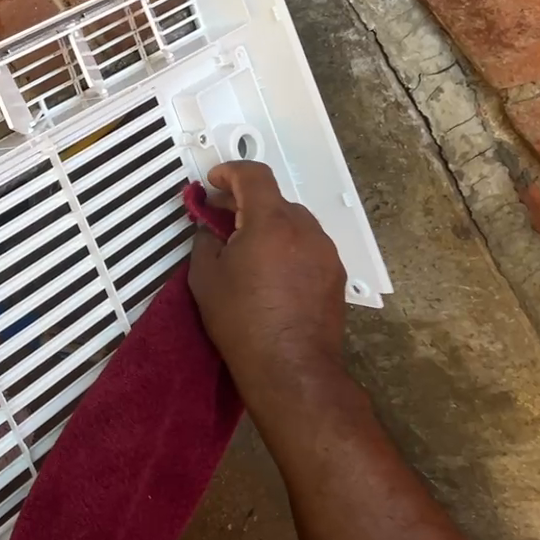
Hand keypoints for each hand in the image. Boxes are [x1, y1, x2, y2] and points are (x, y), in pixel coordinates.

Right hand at [187, 161, 346, 394]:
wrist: (290, 367)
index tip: (213, 183)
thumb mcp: (205, 275)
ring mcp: (325, 253)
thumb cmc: (241, 319)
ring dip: (267, 224)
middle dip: (245, 202)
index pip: (253, 175)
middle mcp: (304, 230)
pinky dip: (286, 245)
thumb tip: (212, 230)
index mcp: (270, 222)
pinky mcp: (334, 276)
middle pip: (274, 198)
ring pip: (292, 222)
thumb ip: (205, 240)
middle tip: (221, 220)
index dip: (229, 172)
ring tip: (245, 249)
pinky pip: (306, 245)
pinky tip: (268, 272)